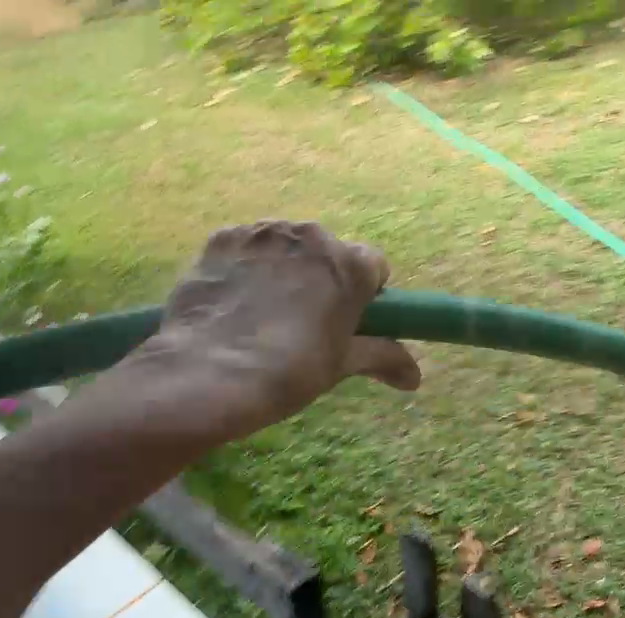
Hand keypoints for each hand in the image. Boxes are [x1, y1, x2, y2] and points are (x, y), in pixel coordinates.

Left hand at [136, 221, 420, 433]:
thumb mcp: (340, 367)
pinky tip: (232, 306)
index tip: (349, 323)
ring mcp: (261, 233)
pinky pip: (244, 249)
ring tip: (261, 317)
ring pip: (284, 247)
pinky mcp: (221, 239)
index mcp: (348, 265)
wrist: (209, 373)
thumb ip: (381, 358)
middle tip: (302, 326)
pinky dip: (244, 270)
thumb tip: (414, 377)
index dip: (365, 295)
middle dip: (321, 281)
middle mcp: (309, 235)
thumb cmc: (287, 373)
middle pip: (326, 253)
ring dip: (283, 271)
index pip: (373, 267)